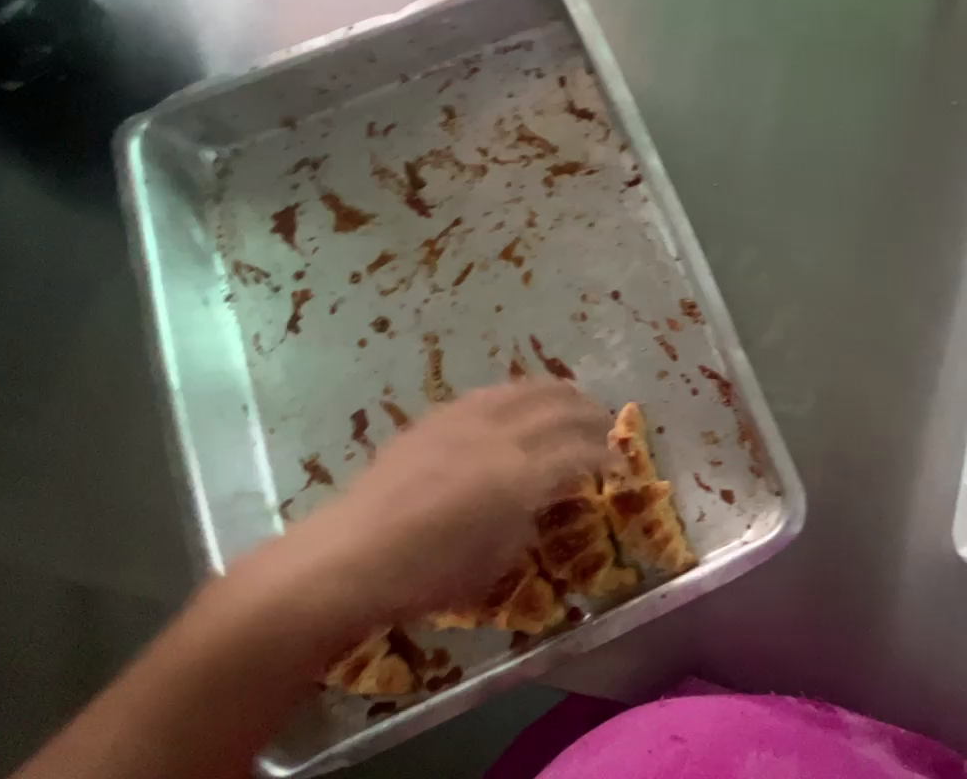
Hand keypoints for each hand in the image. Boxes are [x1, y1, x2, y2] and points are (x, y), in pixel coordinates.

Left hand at [239, 379, 612, 640]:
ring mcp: (466, 420)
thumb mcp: (498, 560)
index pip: (581, 453)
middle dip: (592, 416)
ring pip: (527, 389)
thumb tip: (548, 496)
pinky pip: (491, 392)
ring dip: (560, 393)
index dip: (607, 457)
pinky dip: (520, 393)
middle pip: (562, 409)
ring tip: (575, 401)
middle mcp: (500, 436)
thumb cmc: (426, 577)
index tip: (620, 466)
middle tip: (606, 427)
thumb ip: (532, 518)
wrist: (346, 560)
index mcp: (520, 477)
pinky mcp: (437, 417)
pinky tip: (522, 401)